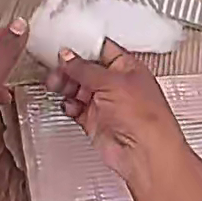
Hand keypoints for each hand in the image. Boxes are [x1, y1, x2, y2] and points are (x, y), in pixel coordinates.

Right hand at [46, 41, 201, 200]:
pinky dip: (69, 105)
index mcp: (127, 68)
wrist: (145, 154)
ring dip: (66, 86)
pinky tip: (69, 105)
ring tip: (57, 86)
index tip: (64, 46)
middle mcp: (117, 84)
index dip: (83, 47)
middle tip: (56, 70)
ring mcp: (106, 103)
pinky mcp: (95, 121)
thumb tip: (68, 56)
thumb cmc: (144, 117)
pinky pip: (76, 108)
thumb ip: (84, 68)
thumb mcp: (110, 81)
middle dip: (69, 69)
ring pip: (78, 88)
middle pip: (86, 70)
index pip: (101, 49)